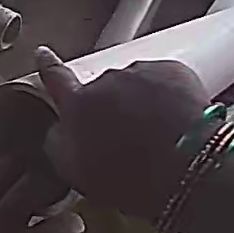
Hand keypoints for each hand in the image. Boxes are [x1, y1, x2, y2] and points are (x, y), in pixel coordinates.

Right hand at [34, 46, 208, 221]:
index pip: (56, 78)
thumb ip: (58, 143)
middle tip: (130, 138)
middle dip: (114, 107)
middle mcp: (106, 80)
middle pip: (105, 89)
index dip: (48, 65)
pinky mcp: (174, 70)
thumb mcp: (77, 173)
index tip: (44, 53)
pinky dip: (170, 97)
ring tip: (160, 135)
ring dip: (144, 102)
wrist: (190, 169)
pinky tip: (178, 123)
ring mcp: (141, 72)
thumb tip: (57, 126)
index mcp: (79, 104)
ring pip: (138, 85)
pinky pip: (166, 80)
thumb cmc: (133, 179)